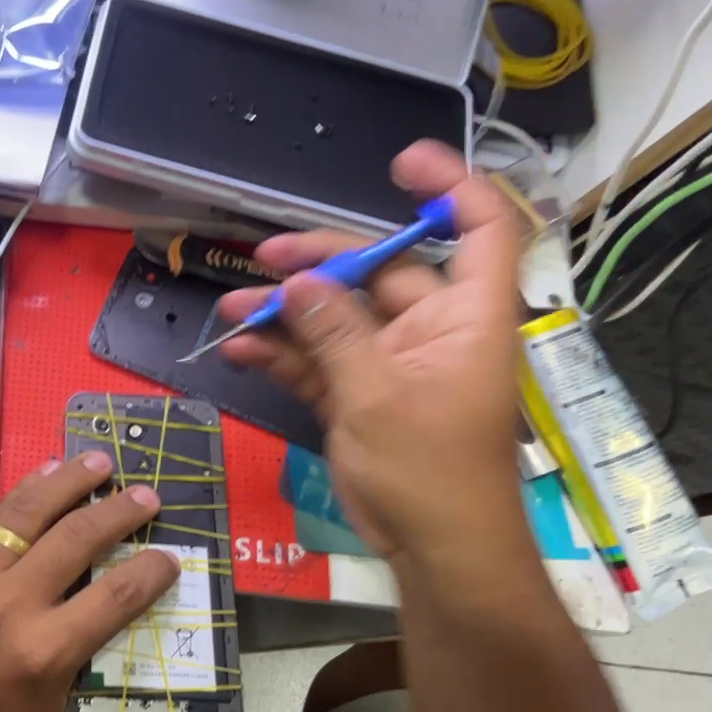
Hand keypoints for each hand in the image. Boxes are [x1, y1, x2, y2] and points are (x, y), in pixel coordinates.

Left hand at [0, 453, 179, 711]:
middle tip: (148, 496)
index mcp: (45, 652)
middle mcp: (10, 607)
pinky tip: (48, 475)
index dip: (150, 570)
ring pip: (28, 514)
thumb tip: (156, 674)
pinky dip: (25, 493)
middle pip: (75, 540)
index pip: (114, 595)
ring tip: (100, 462)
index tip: (171, 556)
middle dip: (118, 512)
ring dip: (68, 482)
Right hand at [217, 140, 524, 557]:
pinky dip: (281, 356)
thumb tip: (298, 282)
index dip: (449, 186)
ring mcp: (390, 364)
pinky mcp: (358, 396)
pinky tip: (239, 350)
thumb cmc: (429, 468)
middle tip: (265, 257)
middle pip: (378, 274)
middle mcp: (430, 329)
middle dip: (319, 264)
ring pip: (335, 320)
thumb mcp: (376, 394)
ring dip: (285, 314)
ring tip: (232, 308)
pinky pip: (316, 362)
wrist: (432, 548)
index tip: (399, 163)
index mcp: (466, 316)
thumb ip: (335, 333)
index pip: (479, 229)